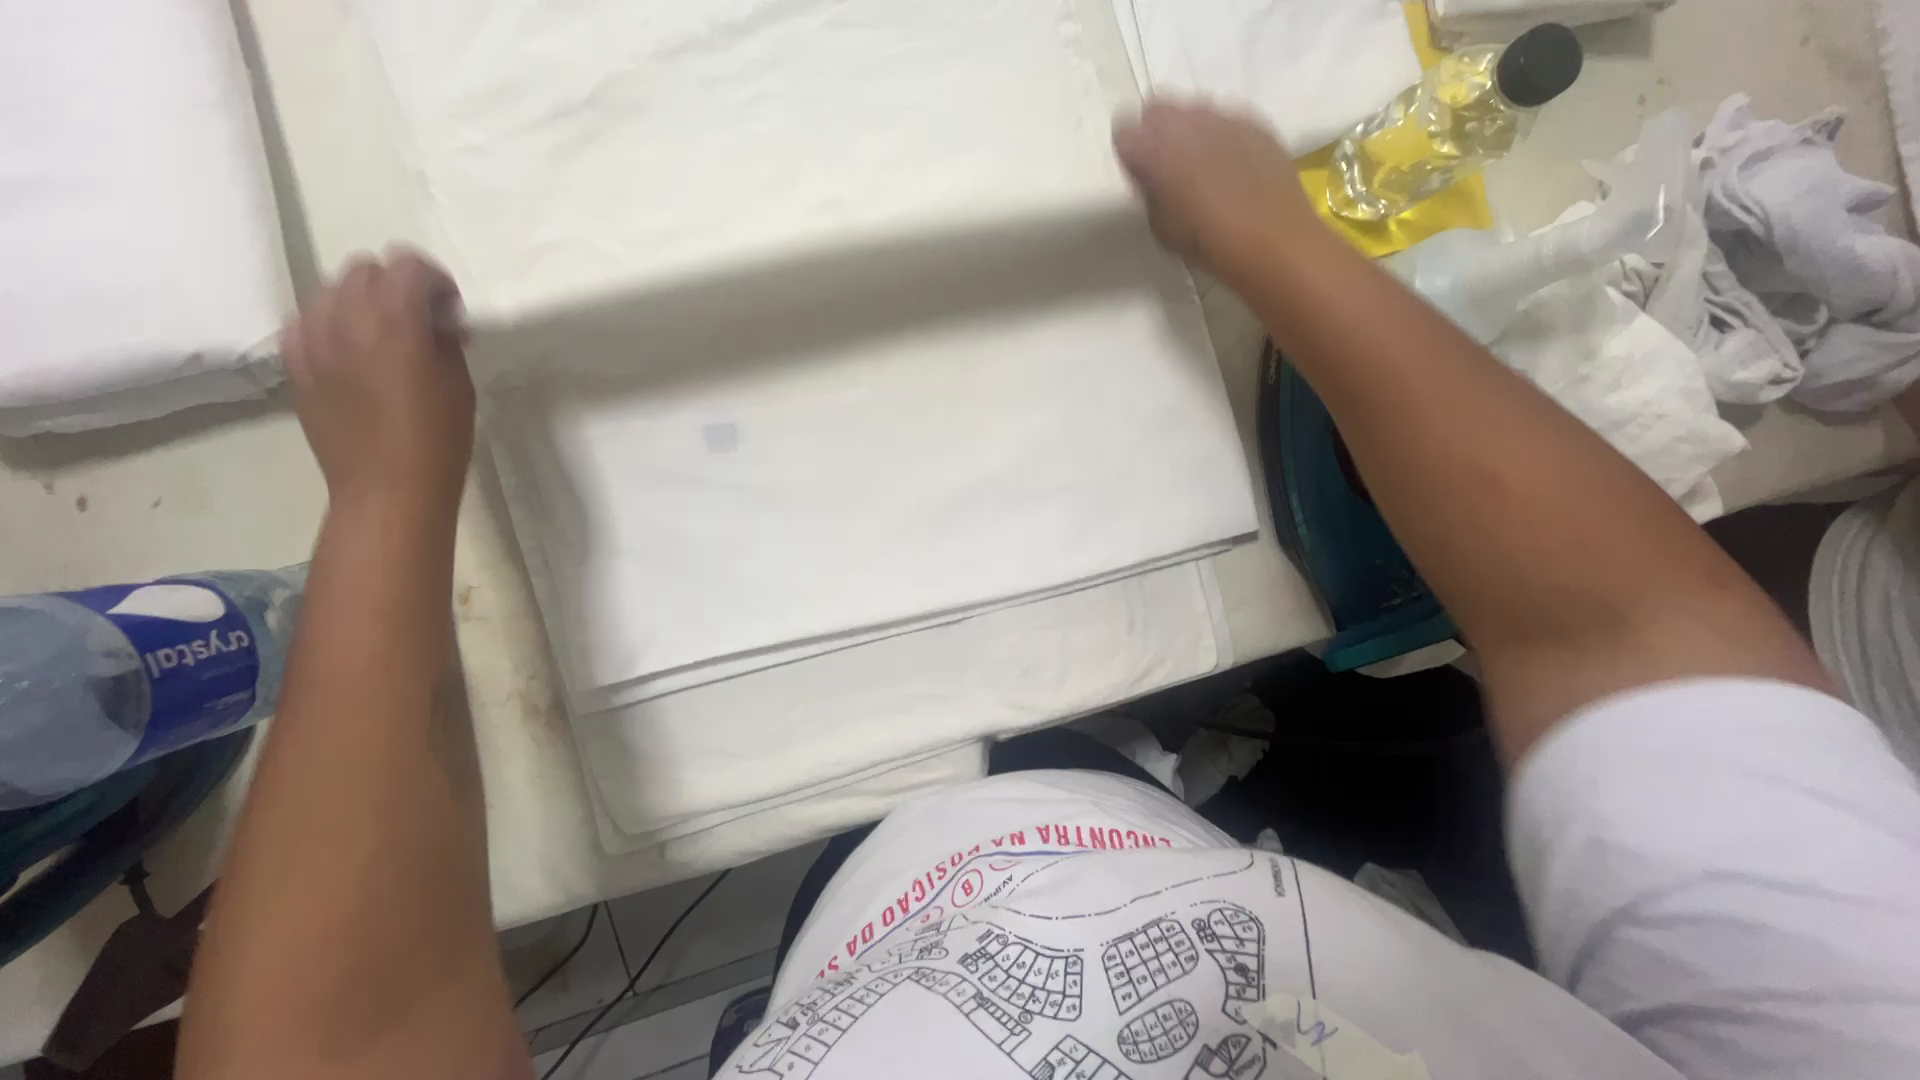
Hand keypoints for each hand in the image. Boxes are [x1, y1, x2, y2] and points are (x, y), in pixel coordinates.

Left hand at [281, 248, 473, 516]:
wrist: (388, 490)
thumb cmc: (438, 441)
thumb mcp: (459, 384)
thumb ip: (444, 339)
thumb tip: (436, 321)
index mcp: (395, 322)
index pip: (409, 266)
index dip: (436, 281)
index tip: (450, 311)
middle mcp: (345, 319)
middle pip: (366, 270)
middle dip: (398, 286)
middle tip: (420, 322)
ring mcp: (311, 339)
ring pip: (331, 290)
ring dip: (363, 302)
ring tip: (384, 337)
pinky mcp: (293, 362)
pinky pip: (307, 320)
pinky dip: (331, 324)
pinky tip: (352, 353)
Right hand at [1113, 100, 1322, 285]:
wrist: (1272, 240)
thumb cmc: (1206, 242)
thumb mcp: (1160, 225)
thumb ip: (1149, 190)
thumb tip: (1151, 174)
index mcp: (1152, 148)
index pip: (1124, 132)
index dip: (1130, 152)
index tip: (1139, 172)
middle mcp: (1184, 120)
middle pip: (1159, 109)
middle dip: (1158, 131)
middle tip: (1168, 164)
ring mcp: (1223, 116)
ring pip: (1195, 111)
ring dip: (1192, 131)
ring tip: (1204, 166)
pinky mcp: (1254, 121)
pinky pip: (1228, 120)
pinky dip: (1223, 137)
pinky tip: (1233, 166)